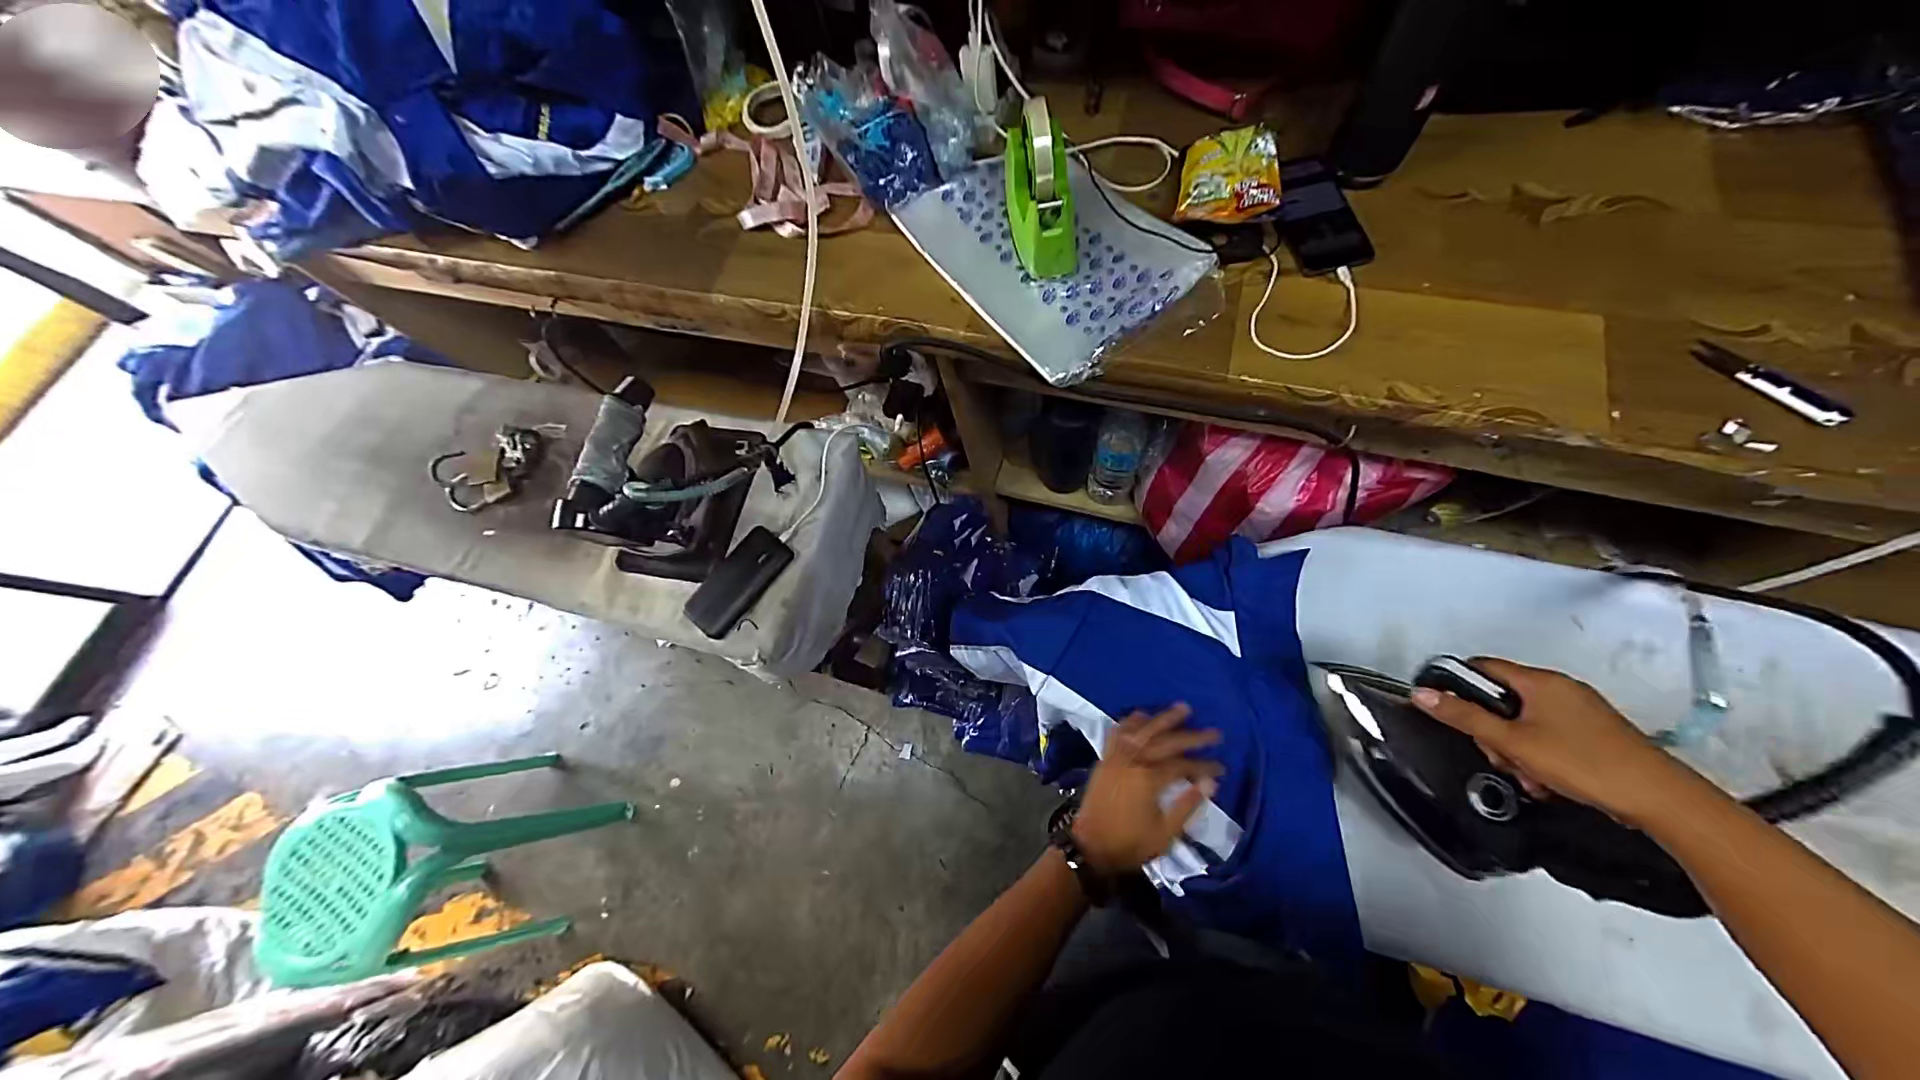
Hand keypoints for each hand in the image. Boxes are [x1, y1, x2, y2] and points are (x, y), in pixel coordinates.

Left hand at [1072, 704, 1223, 873]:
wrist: (1090, 845)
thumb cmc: (1130, 843)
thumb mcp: (1166, 832)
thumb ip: (1188, 805)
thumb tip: (1210, 783)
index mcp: (1148, 779)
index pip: (1183, 765)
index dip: (1204, 765)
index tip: (1221, 767)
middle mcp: (1132, 761)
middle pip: (1166, 742)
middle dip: (1192, 736)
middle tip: (1214, 732)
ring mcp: (1116, 757)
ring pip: (1142, 730)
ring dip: (1162, 718)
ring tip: (1182, 708)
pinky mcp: (1105, 759)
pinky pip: (1118, 733)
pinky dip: (1130, 722)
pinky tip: (1141, 715)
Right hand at [1410, 658, 1693, 825]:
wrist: (1659, 800)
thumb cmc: (1589, 765)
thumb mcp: (1512, 742)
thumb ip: (1463, 717)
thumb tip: (1424, 695)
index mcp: (1541, 682)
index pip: (1482, 667)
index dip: (1458, 685)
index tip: (1448, 707)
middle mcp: (1561, 689)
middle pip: (1501, 699)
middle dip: (1492, 730)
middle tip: (1499, 752)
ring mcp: (1580, 711)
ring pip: (1524, 722)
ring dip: (1516, 748)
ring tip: (1529, 772)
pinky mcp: (1593, 734)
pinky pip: (1548, 735)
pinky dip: (1539, 756)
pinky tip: (1547, 779)